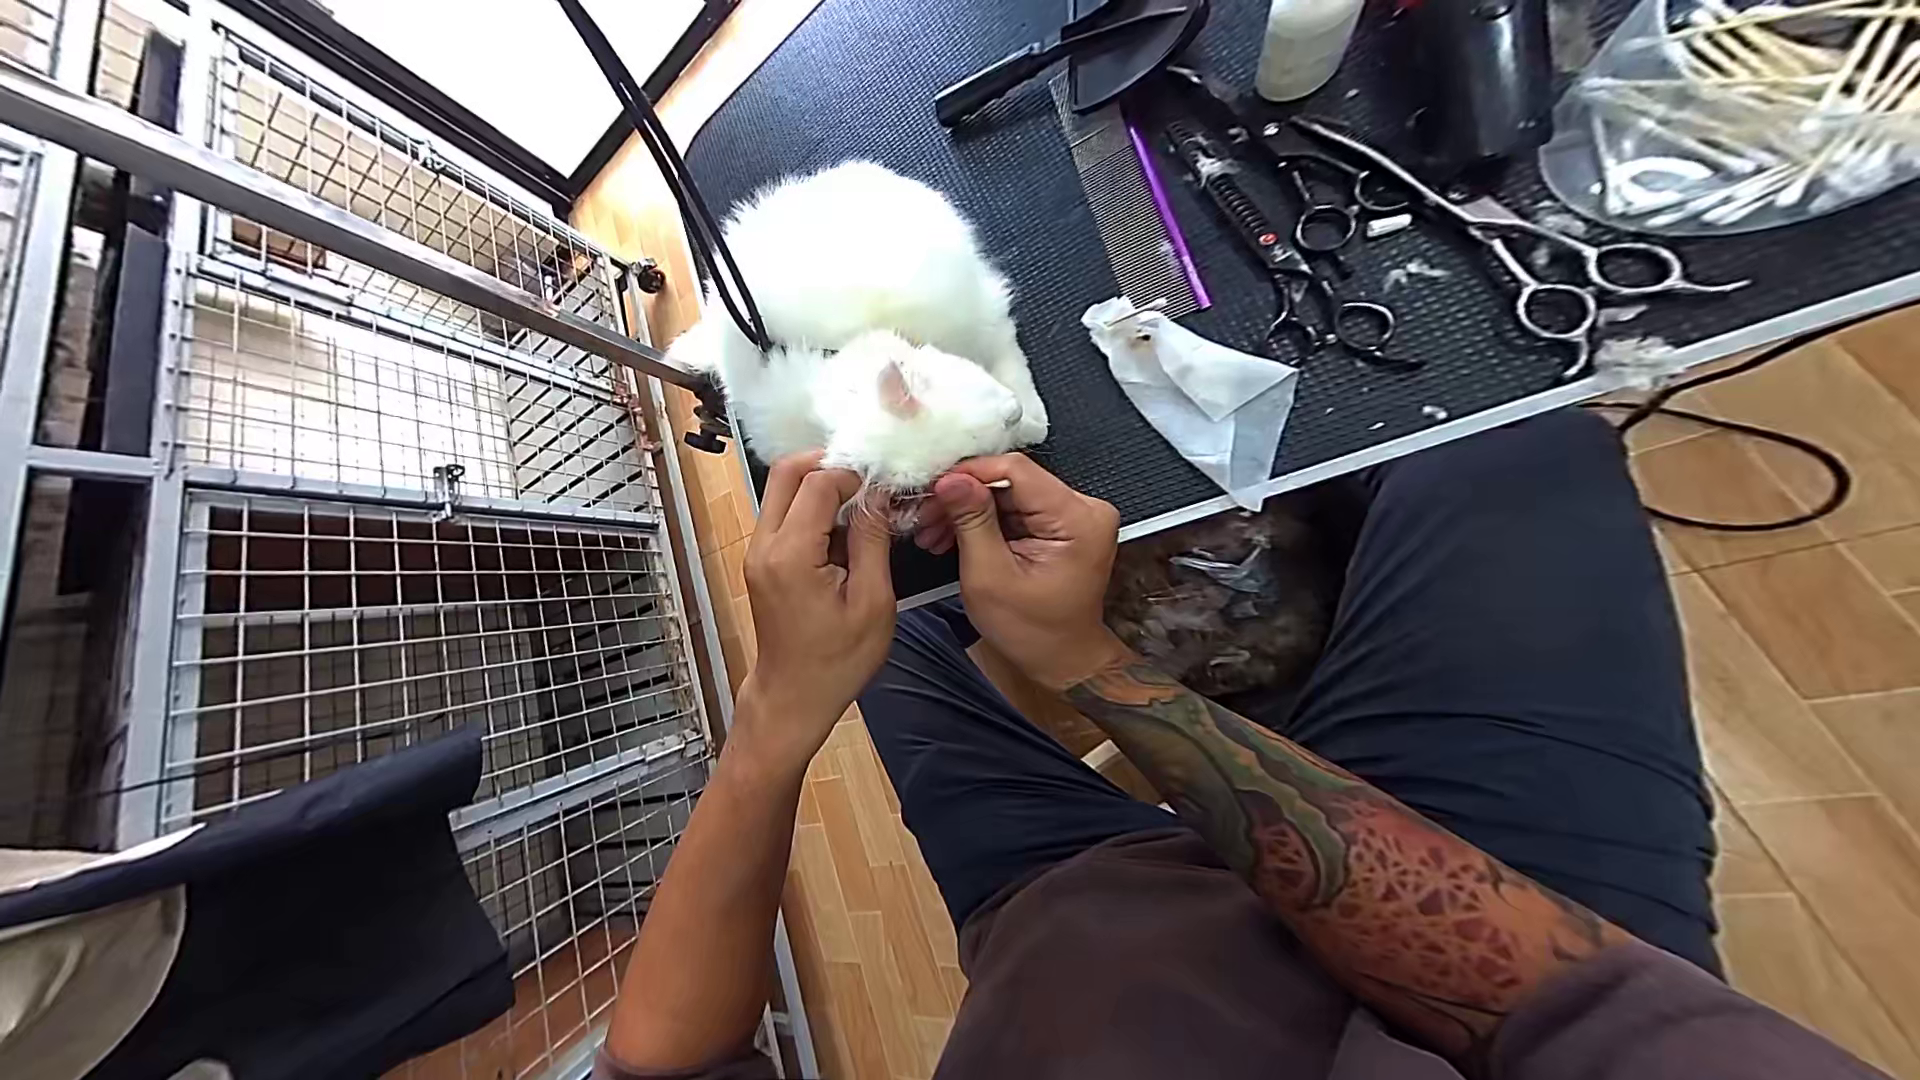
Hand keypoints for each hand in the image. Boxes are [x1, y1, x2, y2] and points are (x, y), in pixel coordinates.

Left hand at [735, 452, 894, 770]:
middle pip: (786, 472)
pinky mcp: (763, 561)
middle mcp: (765, 546)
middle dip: (828, 464)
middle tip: (867, 477)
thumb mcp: (873, 601)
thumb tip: (878, 496)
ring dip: (821, 485)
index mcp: (791, 555)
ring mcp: (758, 552)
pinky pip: (784, 515)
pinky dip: (813, 508)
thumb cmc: (838, 661)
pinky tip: (845, 530)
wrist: (794, 697)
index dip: (853, 473)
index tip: (882, 484)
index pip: (817, 483)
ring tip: (861, 505)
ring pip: (781, 490)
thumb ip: (872, 540)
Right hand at [922, 454, 1128, 689]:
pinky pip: (1014, 510)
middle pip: (1010, 481)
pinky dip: (983, 522)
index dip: (969, 474)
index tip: (933, 488)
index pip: (1016, 469)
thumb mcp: (990, 576)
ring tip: (933, 532)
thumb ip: (972, 522)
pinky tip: (953, 536)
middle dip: (963, 498)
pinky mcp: (1060, 525)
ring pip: (1007, 494)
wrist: (1062, 659)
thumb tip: (951, 479)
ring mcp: (1074, 516)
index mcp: (1077, 518)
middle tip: (925, 515)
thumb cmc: (1033, 632)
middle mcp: (1084, 508)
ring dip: (967, 511)